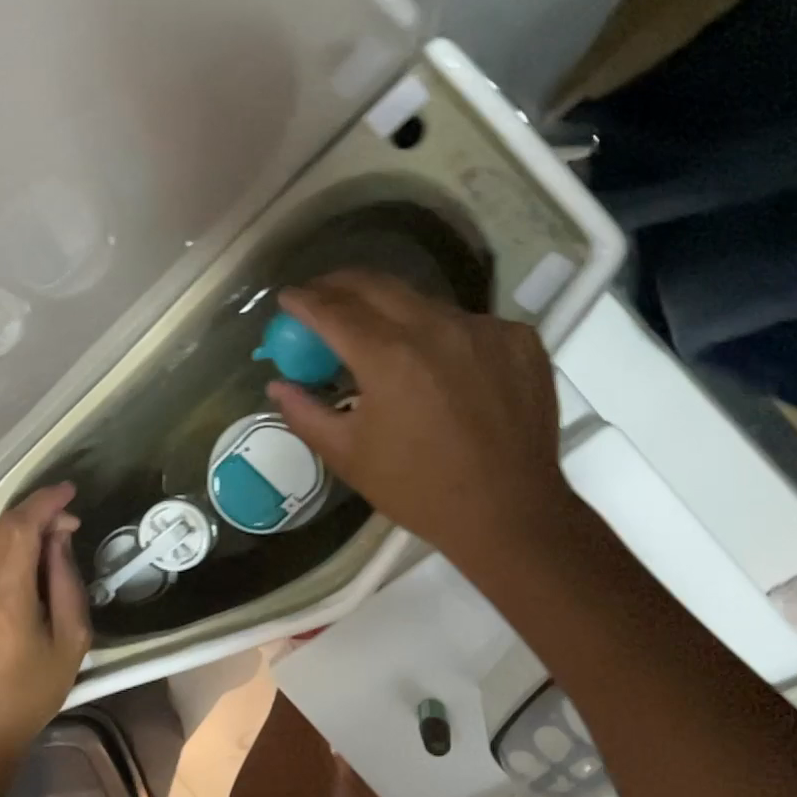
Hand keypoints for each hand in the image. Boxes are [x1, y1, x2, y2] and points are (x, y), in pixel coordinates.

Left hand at [0, 483, 92, 757]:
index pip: (19, 527)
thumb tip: (58, 537)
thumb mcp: (70, 641)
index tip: (69, 492)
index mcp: (3, 597)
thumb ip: (66, 581)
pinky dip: (2, 560)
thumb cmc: (32, 691)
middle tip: (69, 523)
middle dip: (37, 516)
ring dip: (20, 539)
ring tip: (50, 555)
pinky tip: (22, 579)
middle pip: (2, 530)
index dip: (45, 502)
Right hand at [266, 270, 573, 562]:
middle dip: (339, 285)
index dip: (303, 301)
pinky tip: (437, 364)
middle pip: (377, 286)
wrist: (509, 512)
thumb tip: (277, 385)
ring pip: (424, 303)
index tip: (286, 299)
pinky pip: (467, 324)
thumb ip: (305, 413)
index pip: (333, 311)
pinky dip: (441, 335)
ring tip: (378, 333)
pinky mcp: (519, 340)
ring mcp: (484, 329)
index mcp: (388, 357)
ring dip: (392, 311)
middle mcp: (436, 328)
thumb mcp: (348, 455)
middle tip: (320, 295)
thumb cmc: (417, 489)